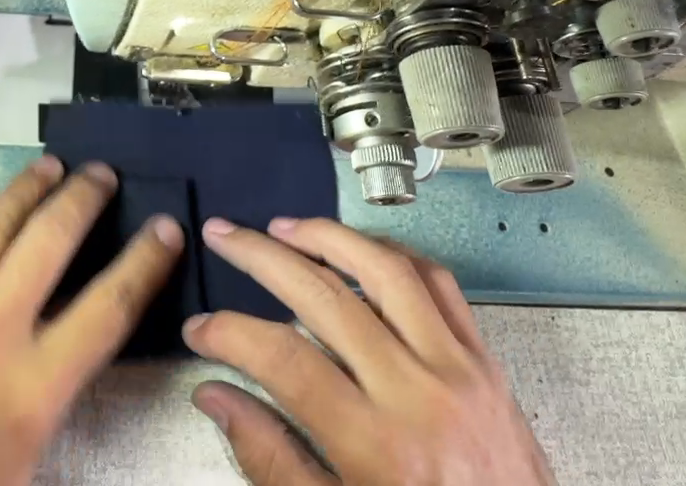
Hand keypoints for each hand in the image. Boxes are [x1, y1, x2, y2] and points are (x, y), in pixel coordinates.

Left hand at [0, 156, 183, 485]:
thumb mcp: (19, 471)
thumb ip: (55, 404)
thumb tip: (83, 350)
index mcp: (29, 392)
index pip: (107, 309)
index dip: (144, 263)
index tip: (167, 227)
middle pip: (49, 243)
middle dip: (82, 199)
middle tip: (102, 172)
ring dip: (27, 189)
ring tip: (52, 163)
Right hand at [185, 217, 552, 485]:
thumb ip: (271, 460)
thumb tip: (213, 393)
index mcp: (378, 447)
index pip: (286, 361)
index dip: (230, 332)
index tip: (197, 327)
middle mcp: (418, 393)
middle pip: (326, 296)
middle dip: (262, 256)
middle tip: (222, 234)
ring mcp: (459, 367)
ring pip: (385, 270)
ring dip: (326, 236)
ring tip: (282, 226)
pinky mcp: (487, 359)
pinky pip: (439, 282)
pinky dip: (392, 253)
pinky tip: (358, 247)